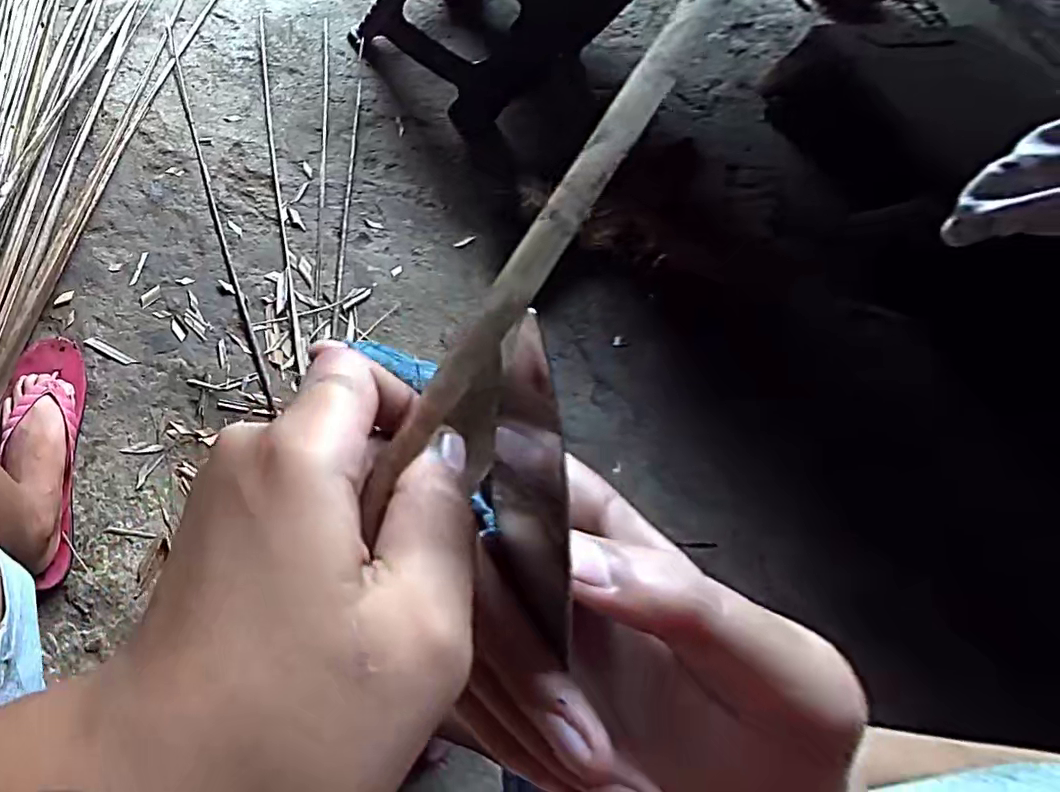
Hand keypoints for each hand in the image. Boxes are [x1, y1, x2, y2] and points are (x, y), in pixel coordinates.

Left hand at [107, 344, 478, 791]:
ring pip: (314, 465)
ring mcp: (218, 480)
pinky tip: (320, 607)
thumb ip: (440, 518)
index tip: (441, 476)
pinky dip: (314, 532)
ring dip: (353, 517)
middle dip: (386, 480)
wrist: (170, 755)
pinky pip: (281, 494)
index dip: (407, 405)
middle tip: (411, 573)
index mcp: (291, 453)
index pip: (352, 371)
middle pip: (337, 423)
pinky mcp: (207, 514)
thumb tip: (443, 446)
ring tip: (363, 605)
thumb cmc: (300, 708)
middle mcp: (244, 447)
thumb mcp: (418, 628)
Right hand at [453, 456, 868, 791]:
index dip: (486, 486)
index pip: (511, 460)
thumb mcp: (781, 674)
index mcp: (588, 519)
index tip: (511, 567)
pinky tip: (545, 760)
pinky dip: (490, 725)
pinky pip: (440, 665)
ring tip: (585, 763)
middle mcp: (517, 543)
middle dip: (516, 651)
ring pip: (441, 608)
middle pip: (459, 544)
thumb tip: (576, 561)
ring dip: (508, 700)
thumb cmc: (766, 736)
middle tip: (583, 738)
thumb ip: (690, 603)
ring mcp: (480, 597)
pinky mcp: (461, 648)